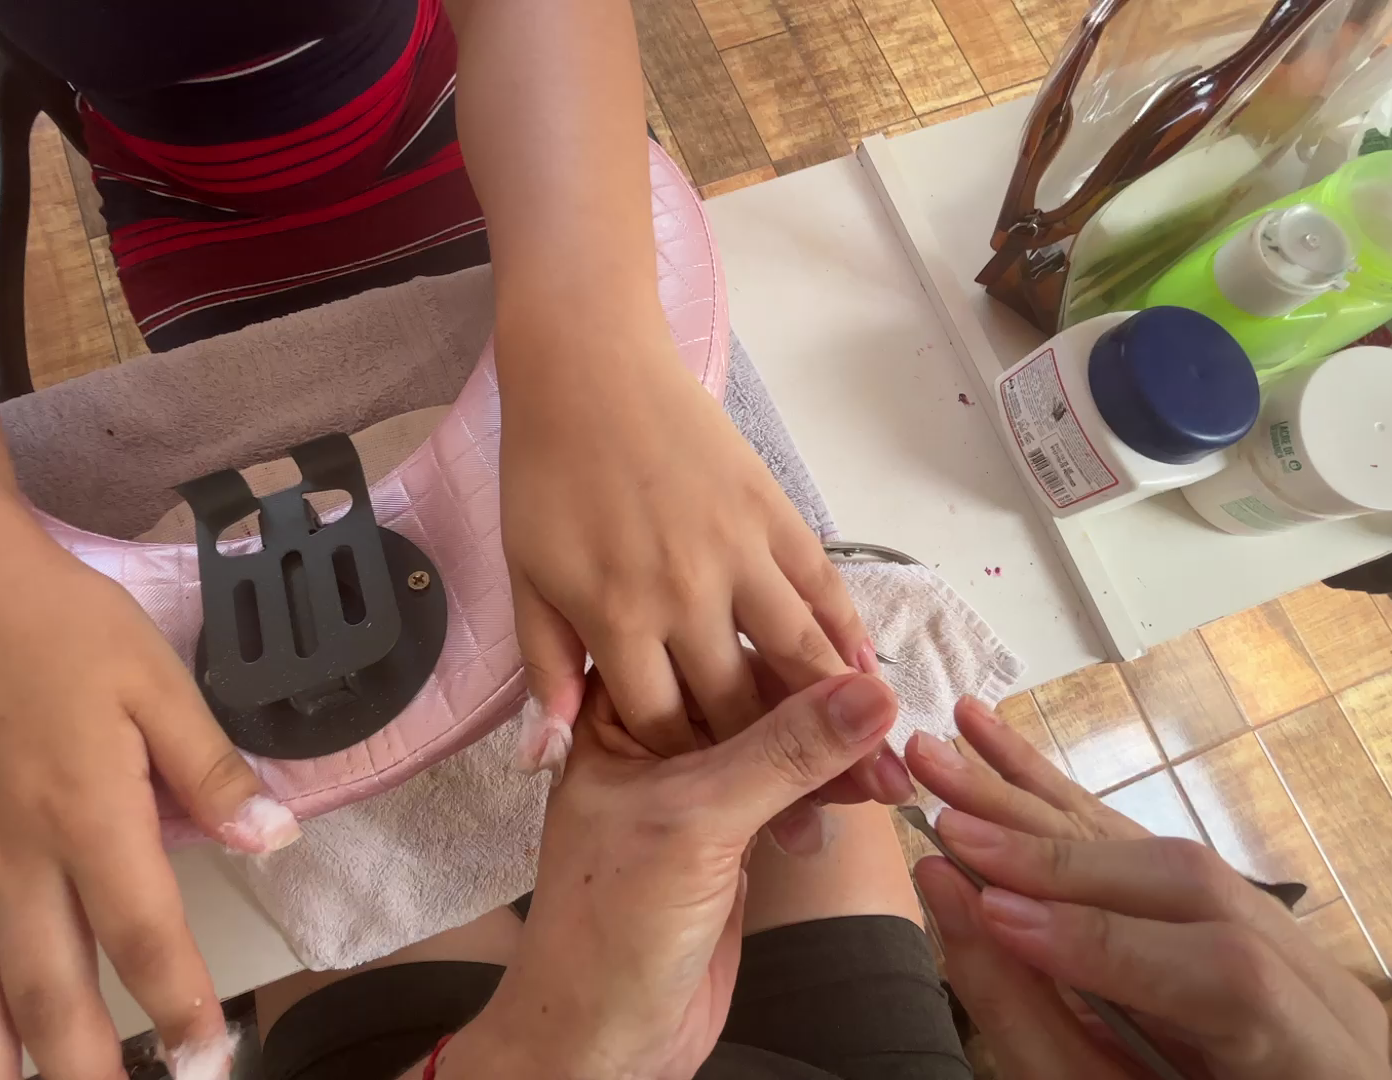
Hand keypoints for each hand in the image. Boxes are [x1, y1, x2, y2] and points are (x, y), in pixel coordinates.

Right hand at [0, 536, 294, 1079]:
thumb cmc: (69, 631)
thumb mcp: (163, 688)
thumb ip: (214, 773)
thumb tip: (276, 838)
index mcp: (91, 819)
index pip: (144, 933)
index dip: (178, 1002)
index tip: (206, 1062)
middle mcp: (12, 860)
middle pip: (51, 987)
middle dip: (90, 1064)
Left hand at [438, 670, 899, 1079]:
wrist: (604, 1037)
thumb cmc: (615, 916)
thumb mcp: (697, 820)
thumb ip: (783, 754)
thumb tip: (873, 692)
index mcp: (619, 704)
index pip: (710, 645)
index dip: (788, 652)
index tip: (863, 667)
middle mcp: (654, 728)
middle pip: (752, 691)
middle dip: (823, 713)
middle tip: (887, 739)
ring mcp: (693, 777)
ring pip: (777, 740)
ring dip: (836, 756)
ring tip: (886, 785)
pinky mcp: (727, 822)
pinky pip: (787, 785)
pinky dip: (827, 790)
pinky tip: (861, 799)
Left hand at [497, 311, 911, 827]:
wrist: (591, 372)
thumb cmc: (546, 478)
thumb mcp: (526, 578)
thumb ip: (547, 669)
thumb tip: (547, 757)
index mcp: (617, 619)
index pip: (666, 728)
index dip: (692, 773)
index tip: (715, 799)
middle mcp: (687, 596)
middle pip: (738, 706)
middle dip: (770, 767)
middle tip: (804, 808)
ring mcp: (740, 551)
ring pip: (798, 655)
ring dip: (830, 715)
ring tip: (856, 758)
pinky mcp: (775, 512)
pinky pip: (823, 587)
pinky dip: (848, 634)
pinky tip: (865, 671)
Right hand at [905, 699, 1388, 1079]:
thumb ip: (1014, 999)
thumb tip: (939, 877)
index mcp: (1313, 1062)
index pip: (1222, 972)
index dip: (1101, 936)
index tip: (993, 911)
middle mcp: (1305, 974)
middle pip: (1178, 878)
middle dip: (1044, 849)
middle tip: (944, 819)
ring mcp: (1253, 919)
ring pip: (1130, 835)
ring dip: (1020, 789)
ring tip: (938, 750)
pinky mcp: (1191, 887)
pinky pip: (1111, 827)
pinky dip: (1036, 781)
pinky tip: (984, 734)